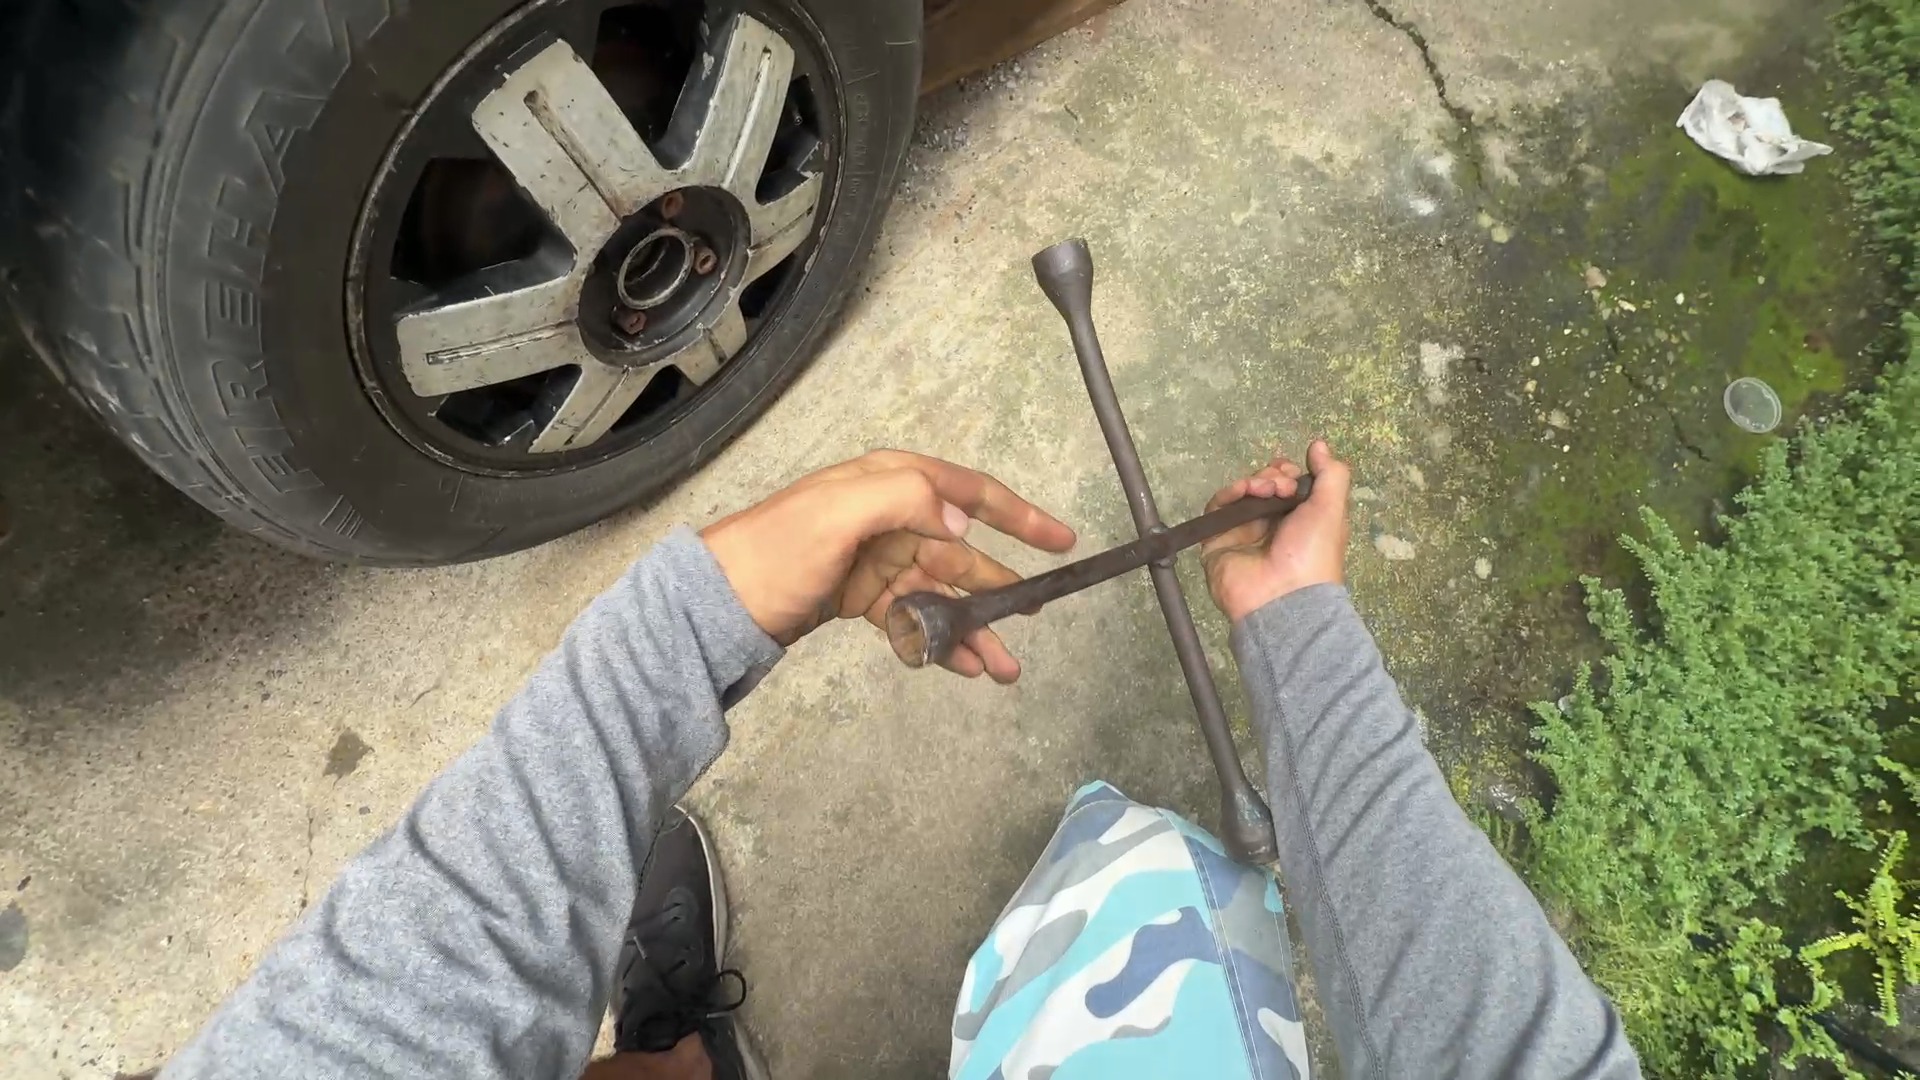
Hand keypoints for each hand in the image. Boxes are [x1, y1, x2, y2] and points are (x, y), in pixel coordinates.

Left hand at [700, 450, 1076, 681]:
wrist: (720, 604)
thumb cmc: (777, 551)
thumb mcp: (836, 512)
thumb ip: (901, 499)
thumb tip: (962, 521)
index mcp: (892, 484)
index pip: (970, 493)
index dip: (1020, 515)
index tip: (1061, 540)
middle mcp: (894, 518)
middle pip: (964, 552)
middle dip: (1002, 587)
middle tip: (1035, 615)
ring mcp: (881, 560)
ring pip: (945, 593)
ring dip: (975, 628)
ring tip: (1002, 668)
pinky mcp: (867, 597)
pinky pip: (917, 618)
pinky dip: (940, 640)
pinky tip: (961, 665)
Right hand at [1200, 441, 1352, 621]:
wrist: (1282, 595)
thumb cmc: (1312, 553)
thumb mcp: (1332, 509)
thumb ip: (1330, 474)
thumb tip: (1318, 444)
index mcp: (1298, 520)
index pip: (1286, 485)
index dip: (1287, 472)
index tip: (1291, 473)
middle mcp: (1269, 524)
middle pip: (1262, 485)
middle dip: (1271, 477)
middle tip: (1279, 486)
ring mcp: (1241, 531)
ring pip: (1240, 493)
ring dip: (1253, 482)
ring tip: (1264, 489)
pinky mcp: (1217, 539)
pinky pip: (1217, 508)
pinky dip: (1229, 494)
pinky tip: (1243, 491)